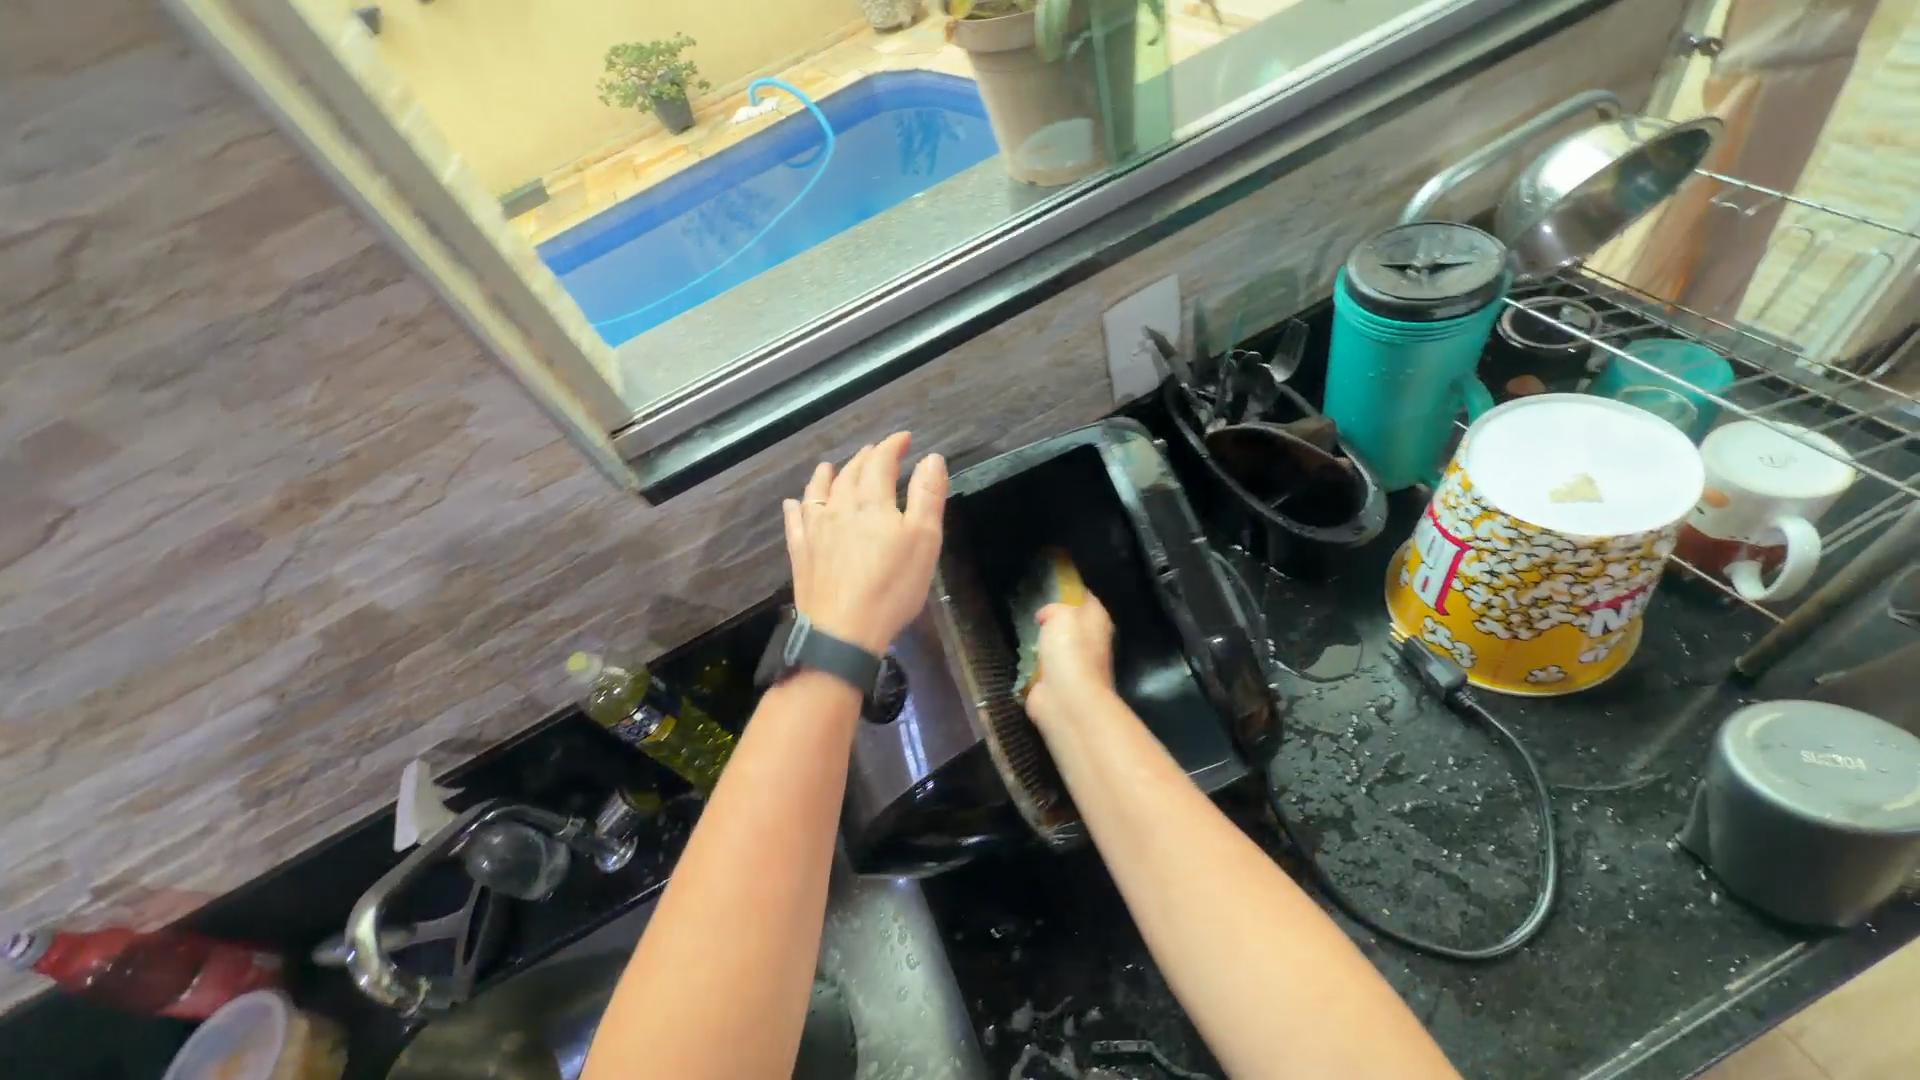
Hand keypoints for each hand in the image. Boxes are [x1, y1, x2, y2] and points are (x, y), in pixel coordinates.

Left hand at [782, 432, 947, 653]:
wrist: (843, 631)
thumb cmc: (892, 587)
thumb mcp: (924, 540)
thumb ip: (927, 496)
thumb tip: (930, 458)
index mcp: (872, 502)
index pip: (881, 462)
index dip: (893, 446)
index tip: (905, 439)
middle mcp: (839, 508)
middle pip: (850, 474)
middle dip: (865, 459)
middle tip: (877, 452)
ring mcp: (815, 531)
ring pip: (818, 492)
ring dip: (827, 476)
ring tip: (830, 466)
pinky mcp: (801, 554)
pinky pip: (796, 522)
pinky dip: (797, 507)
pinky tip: (794, 504)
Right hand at [1023, 594, 1117, 735]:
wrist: (1067, 698)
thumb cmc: (1069, 650)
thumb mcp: (1061, 614)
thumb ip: (1054, 608)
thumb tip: (1046, 616)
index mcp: (1098, 620)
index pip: (1086, 598)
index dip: (1070, 591)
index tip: (1049, 587)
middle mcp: (1091, 641)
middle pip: (1072, 622)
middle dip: (1054, 618)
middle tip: (1031, 610)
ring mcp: (1076, 665)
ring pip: (1058, 645)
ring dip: (1043, 642)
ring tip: (1023, 632)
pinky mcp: (1060, 683)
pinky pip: (1045, 666)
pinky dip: (1034, 664)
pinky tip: (1022, 657)